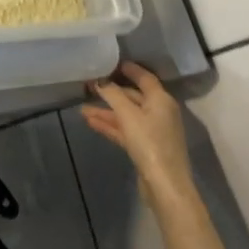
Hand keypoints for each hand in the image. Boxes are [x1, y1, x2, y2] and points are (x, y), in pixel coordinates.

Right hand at [80, 61, 193, 198]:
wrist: (165, 186)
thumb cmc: (149, 143)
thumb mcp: (128, 115)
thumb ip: (112, 94)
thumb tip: (98, 80)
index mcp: (161, 100)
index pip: (144, 77)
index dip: (129, 69)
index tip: (111, 62)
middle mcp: (159, 112)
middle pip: (133, 96)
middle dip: (111, 92)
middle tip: (90, 86)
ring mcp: (153, 131)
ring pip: (126, 115)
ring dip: (106, 112)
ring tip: (82, 109)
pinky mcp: (146, 148)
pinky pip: (125, 130)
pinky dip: (110, 125)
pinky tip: (91, 122)